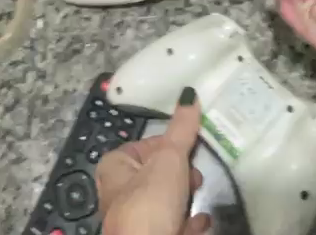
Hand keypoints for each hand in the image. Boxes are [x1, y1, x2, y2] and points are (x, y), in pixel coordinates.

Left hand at [96, 88, 210, 234]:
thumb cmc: (150, 202)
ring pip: (164, 203)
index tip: (190, 149)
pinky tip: (202, 220)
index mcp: (113, 167)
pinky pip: (173, 228)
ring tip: (198, 198)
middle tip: (194, 177)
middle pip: (155, 175)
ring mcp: (135, 223)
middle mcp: (119, 194)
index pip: (144, 146)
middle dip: (179, 174)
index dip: (168, 146)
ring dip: (184, 199)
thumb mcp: (169, 158)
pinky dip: (188, 223)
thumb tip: (189, 93)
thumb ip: (181, 129)